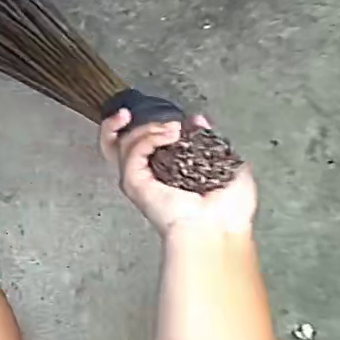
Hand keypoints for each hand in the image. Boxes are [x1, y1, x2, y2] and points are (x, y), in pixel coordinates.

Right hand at [99, 110, 257, 240]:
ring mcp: (137, 179)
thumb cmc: (226, 209)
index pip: (138, 145)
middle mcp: (146, 175)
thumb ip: (210, 140)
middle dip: (113, 124)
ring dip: (147, 128)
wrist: (220, 226)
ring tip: (172, 129)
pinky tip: (170, 134)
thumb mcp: (226, 163)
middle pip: (113, 144)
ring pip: (122, 143)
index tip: (156, 116)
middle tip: (127, 114)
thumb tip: (198, 120)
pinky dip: (149, 137)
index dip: (140, 127)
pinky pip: (133, 151)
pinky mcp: (133, 182)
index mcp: (164, 172)